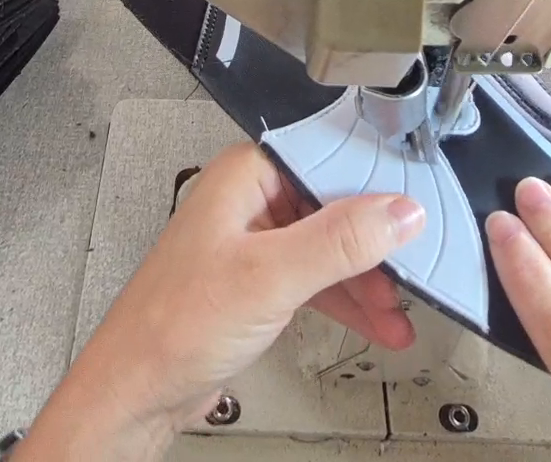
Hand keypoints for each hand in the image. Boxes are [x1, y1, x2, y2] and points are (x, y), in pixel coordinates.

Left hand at [15, 144, 425, 460]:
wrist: (137, 390)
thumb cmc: (173, 323)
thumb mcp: (270, 276)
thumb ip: (338, 241)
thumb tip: (397, 212)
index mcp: (245, 175)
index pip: (325, 160)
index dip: (372, 184)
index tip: (413, 208)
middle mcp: (249, 200)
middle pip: (331, 205)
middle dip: (373, 243)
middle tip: (411, 268)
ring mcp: (254, 242)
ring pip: (326, 246)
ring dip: (365, 279)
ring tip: (398, 308)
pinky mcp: (257, 281)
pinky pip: (315, 278)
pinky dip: (345, 300)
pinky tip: (376, 323)